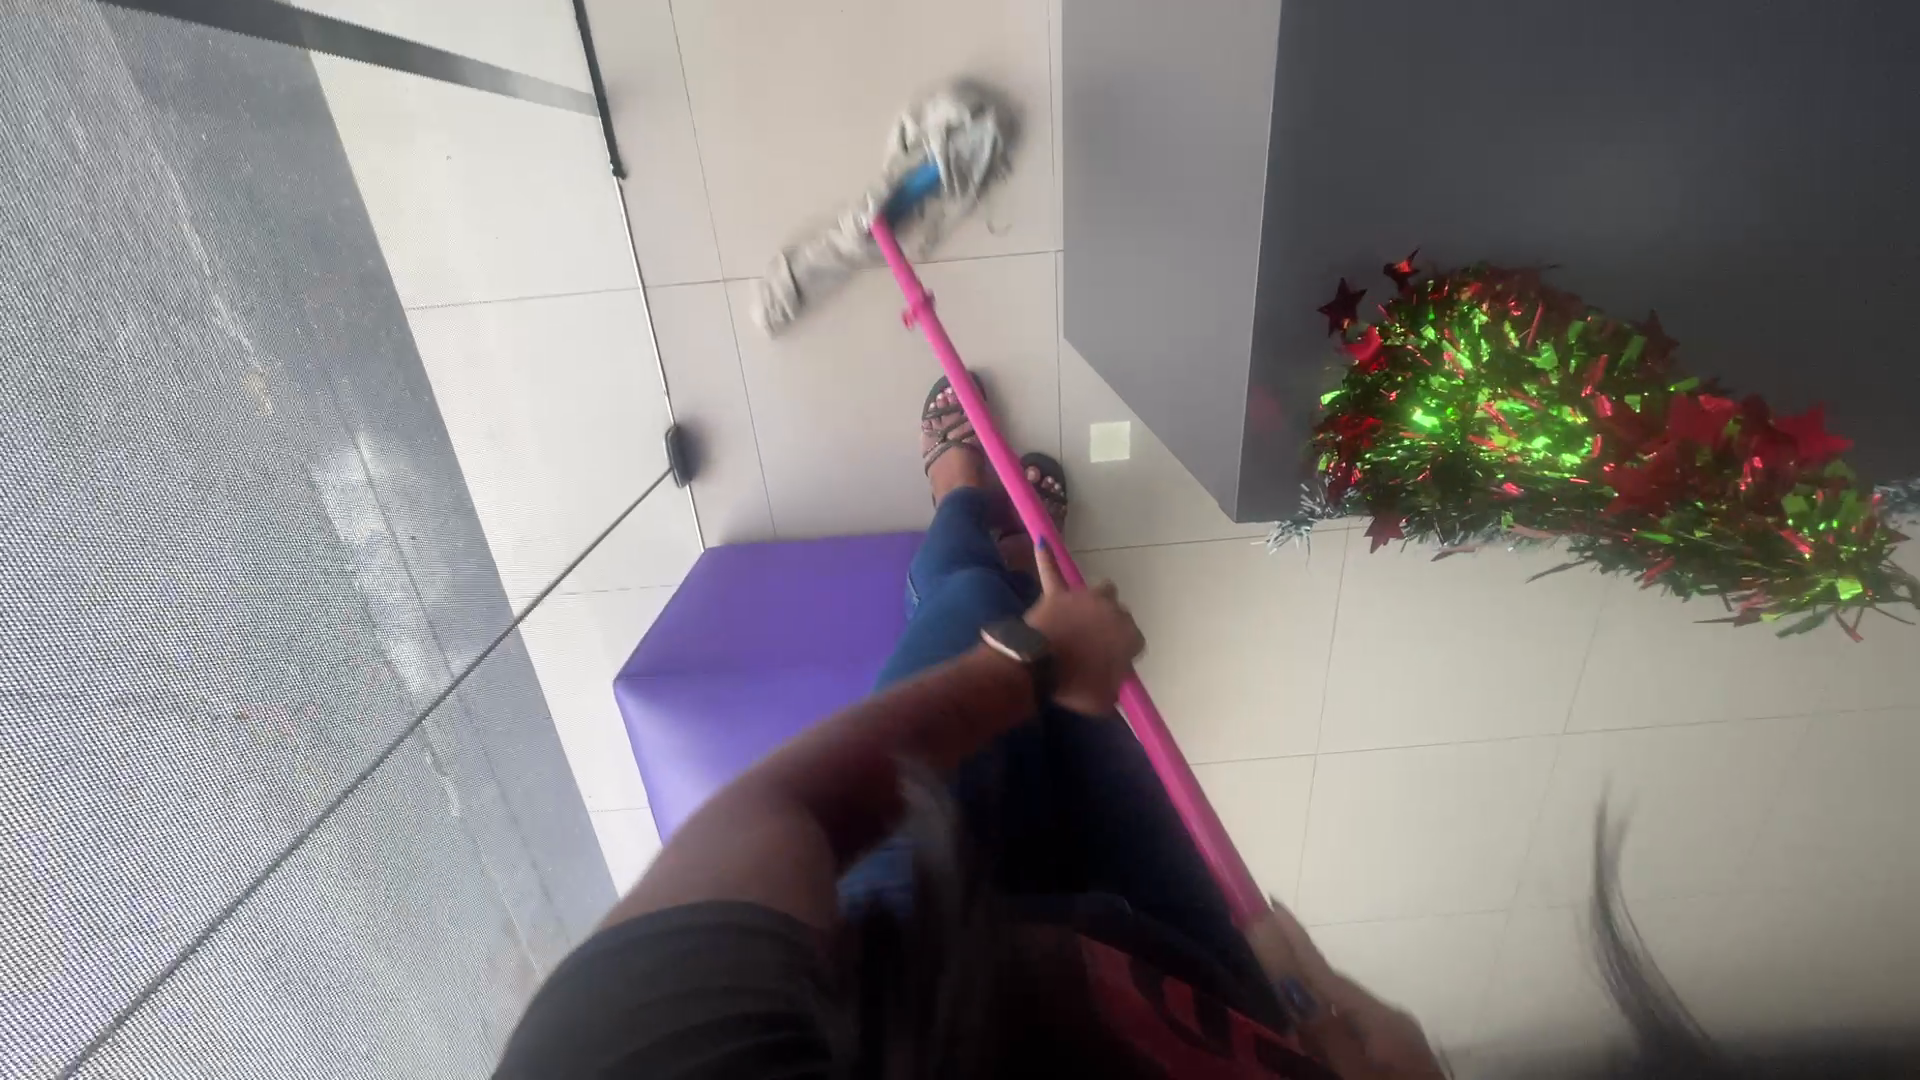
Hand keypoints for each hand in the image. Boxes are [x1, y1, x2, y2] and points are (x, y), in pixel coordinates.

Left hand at [1021, 540, 1144, 715]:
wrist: (1038, 667)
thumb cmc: (1075, 686)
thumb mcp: (1104, 700)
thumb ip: (1114, 689)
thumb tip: (1112, 688)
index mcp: (1129, 635)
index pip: (1135, 640)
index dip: (1122, 652)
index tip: (1110, 663)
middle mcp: (1113, 611)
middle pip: (1120, 614)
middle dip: (1111, 627)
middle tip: (1094, 645)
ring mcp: (1085, 598)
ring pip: (1103, 589)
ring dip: (1098, 600)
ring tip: (1086, 612)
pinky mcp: (1057, 593)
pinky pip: (1051, 570)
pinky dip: (1046, 558)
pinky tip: (1042, 542)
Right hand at [1246, 899, 1444, 1078]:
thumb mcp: (1356, 1077)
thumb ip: (1317, 1024)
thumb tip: (1275, 956)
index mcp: (1383, 1020)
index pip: (1323, 970)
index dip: (1290, 937)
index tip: (1265, 901)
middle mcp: (1392, 1025)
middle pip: (1329, 989)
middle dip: (1292, 967)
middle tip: (1250, 943)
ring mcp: (1398, 1050)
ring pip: (1338, 1016)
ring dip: (1304, 1001)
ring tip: (1267, 987)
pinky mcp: (1397, 1071)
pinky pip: (1349, 1038)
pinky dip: (1321, 1031)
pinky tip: (1307, 1039)